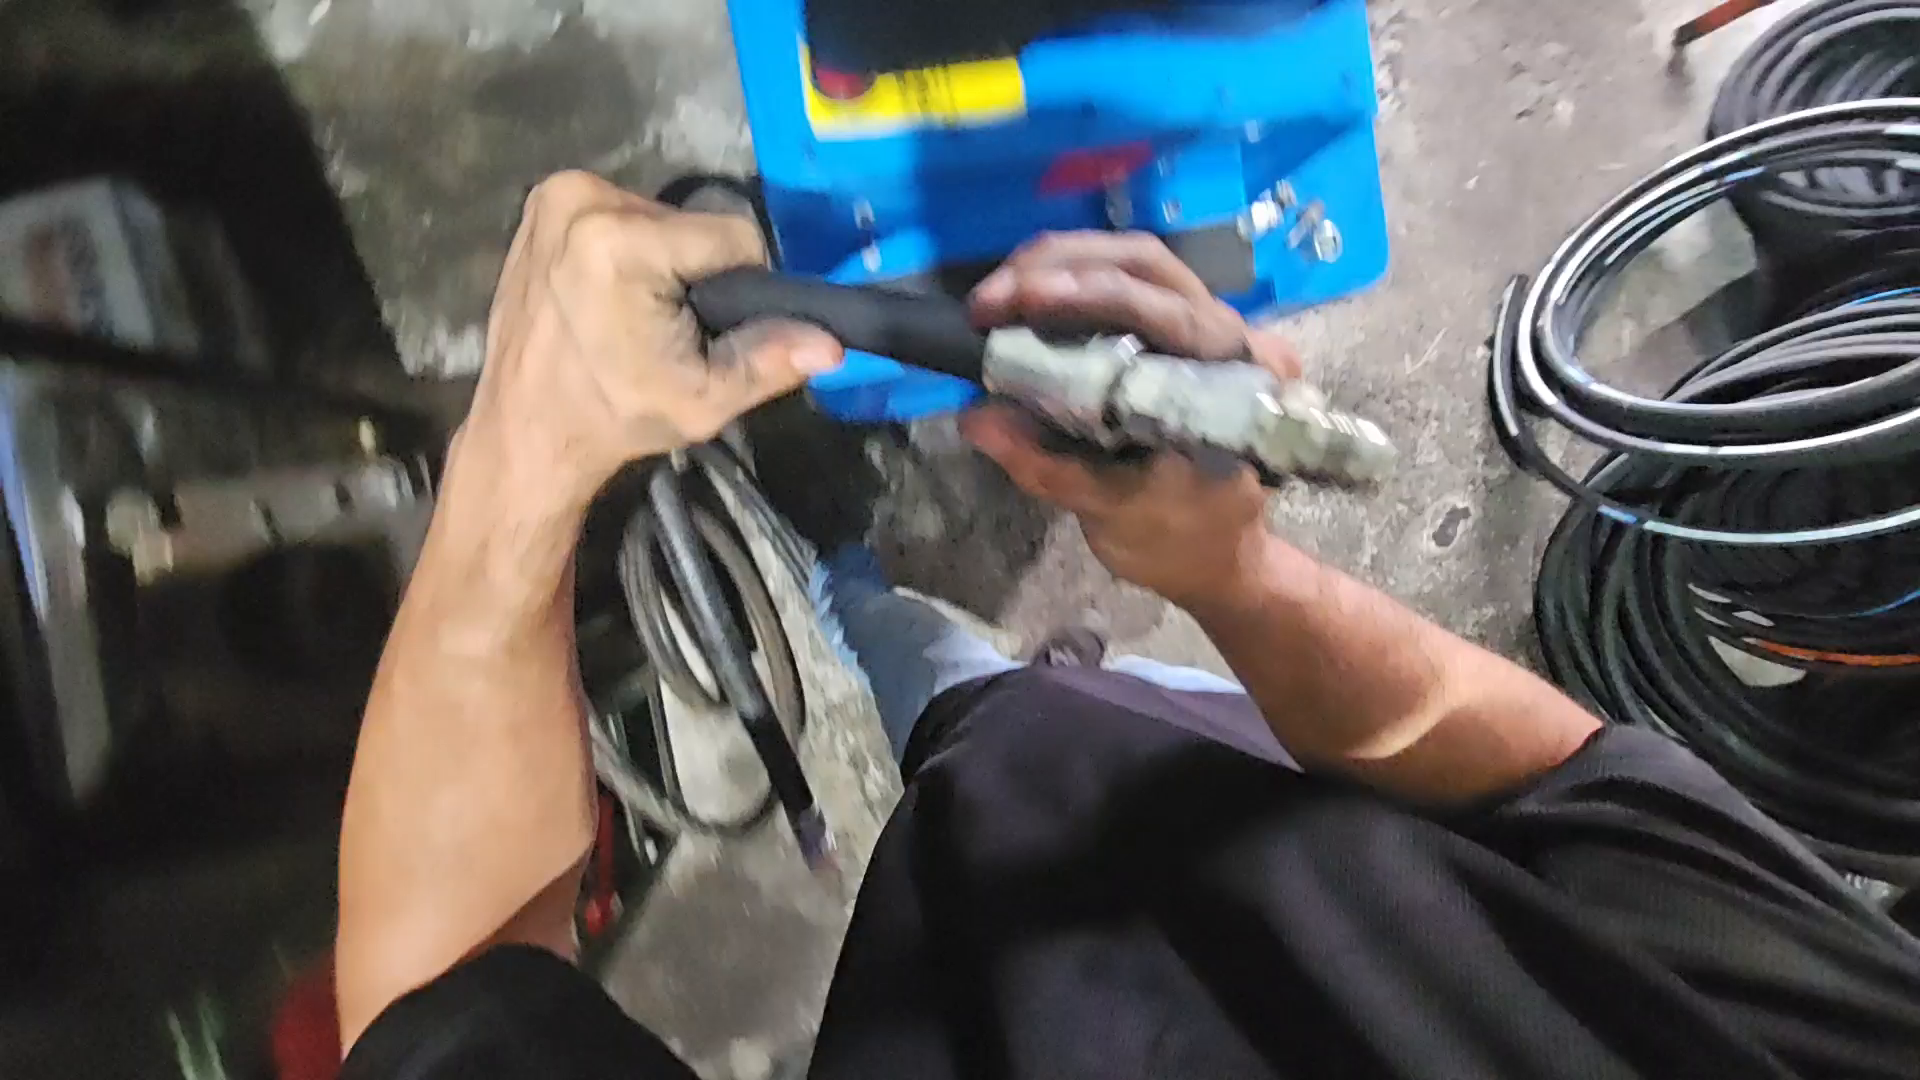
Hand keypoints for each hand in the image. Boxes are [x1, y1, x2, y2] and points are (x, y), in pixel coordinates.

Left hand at [462, 172, 843, 512]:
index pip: (736, 237)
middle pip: (697, 226)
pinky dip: (638, 252)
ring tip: (649, 316)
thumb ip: (770, 362)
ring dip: (674, 262)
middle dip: (704, 274)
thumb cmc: (617, 418)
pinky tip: (619, 296)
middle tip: (681, 330)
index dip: (747, 287)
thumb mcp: (705, 400)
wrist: (529, 428)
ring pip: (665, 220)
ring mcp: (557, 194)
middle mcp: (584, 197)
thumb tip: (834, 346)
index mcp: (621, 240)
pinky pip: (627, 216)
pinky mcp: (545, 202)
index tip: (718, 332)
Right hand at [959, 232, 1301, 609]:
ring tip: (997, 293)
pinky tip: (1025, 298)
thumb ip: (1049, 467)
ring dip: (1058, 266)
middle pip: (1146, 264)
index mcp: (1239, 383)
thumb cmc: (1181, 543)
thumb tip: (975, 418)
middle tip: (987, 298)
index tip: (1012, 304)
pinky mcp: (1176, 331)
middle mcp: (1234, 336)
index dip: (1086, 295)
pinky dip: (1068, 282)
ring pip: (1134, 263)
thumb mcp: (1116, 515)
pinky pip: (1125, 284)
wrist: (1215, 555)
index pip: (1166, 311)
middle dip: (1059, 267)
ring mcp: (1207, 327)